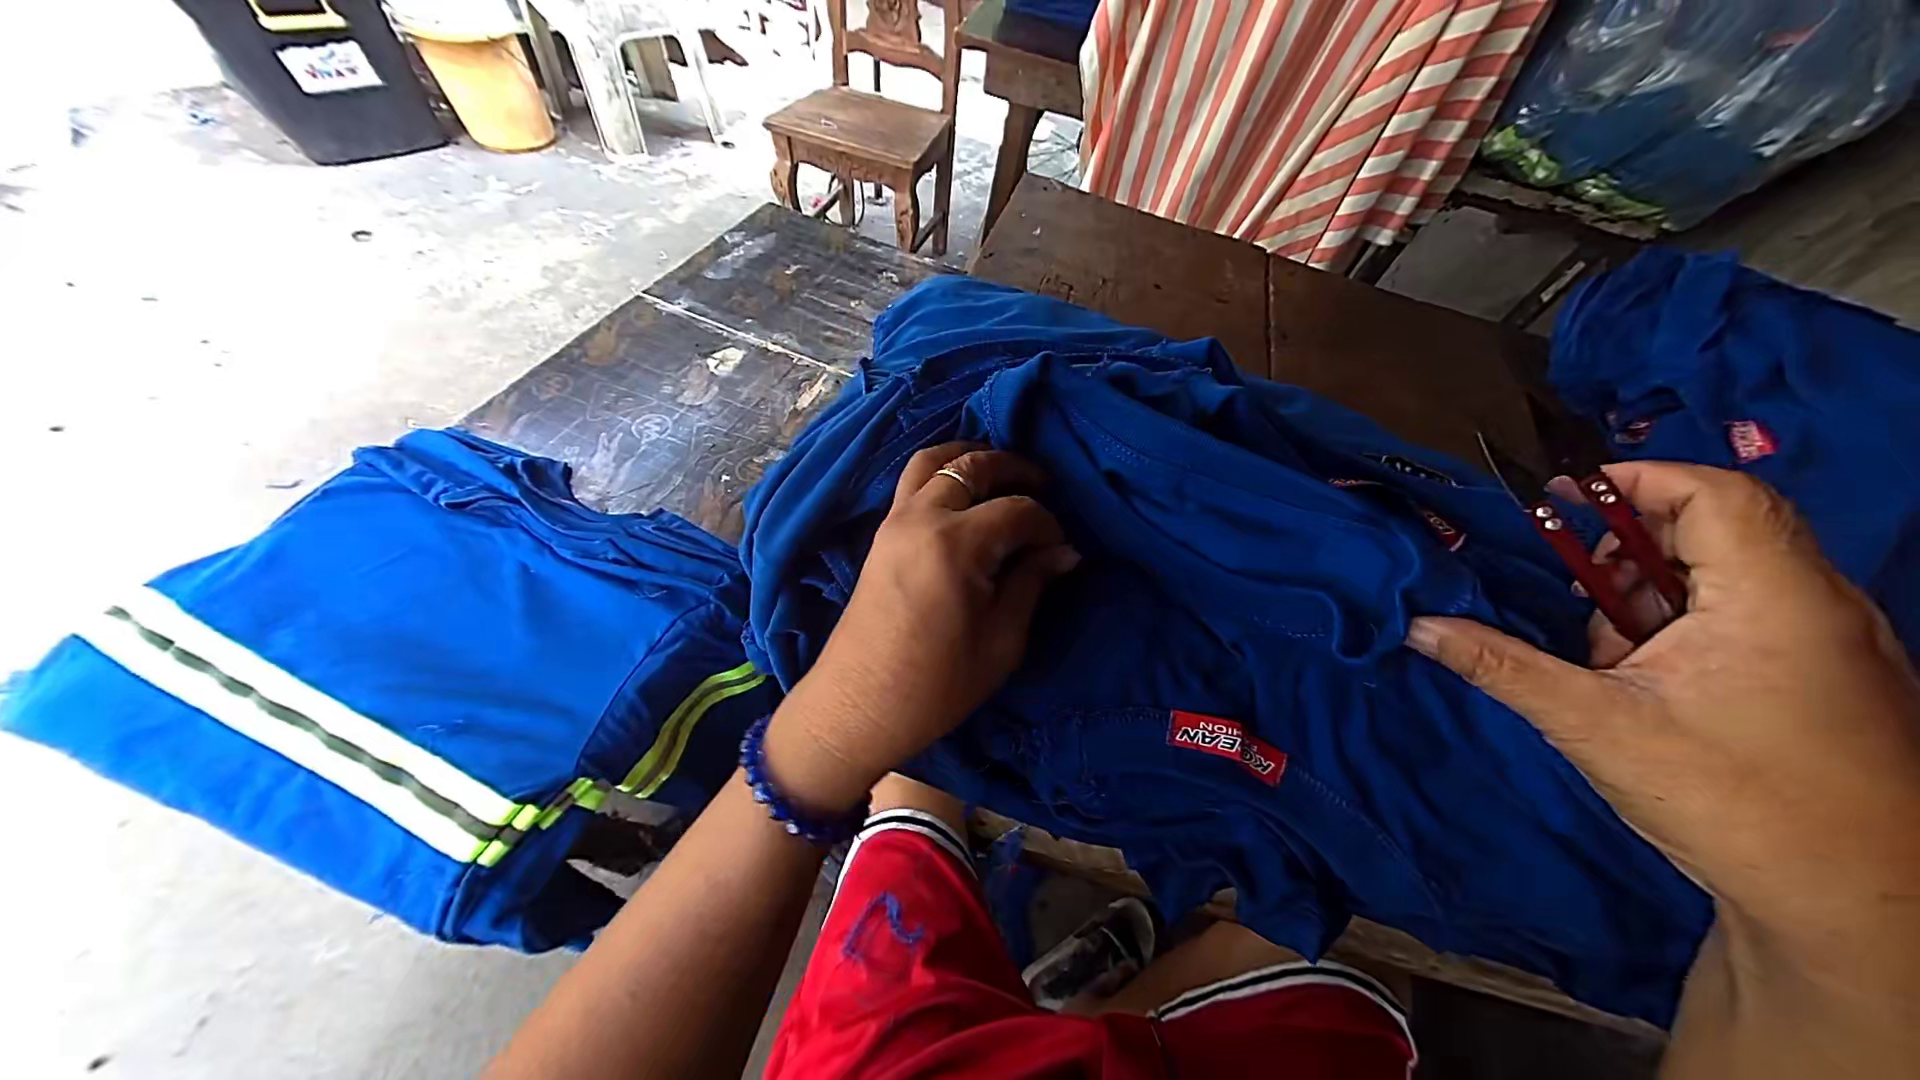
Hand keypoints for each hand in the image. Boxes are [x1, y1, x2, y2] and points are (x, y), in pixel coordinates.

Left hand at [763, 443, 1079, 810]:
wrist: (859, 707)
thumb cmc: (937, 685)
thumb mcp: (1001, 641)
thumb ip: (1031, 584)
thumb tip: (1063, 552)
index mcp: (956, 544)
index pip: (1016, 510)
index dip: (1047, 524)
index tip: (1060, 547)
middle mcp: (921, 518)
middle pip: (971, 465)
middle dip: (1012, 467)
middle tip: (1042, 482)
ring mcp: (894, 523)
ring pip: (931, 462)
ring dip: (969, 458)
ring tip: (1000, 475)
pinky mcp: (880, 536)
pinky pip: (911, 483)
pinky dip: (941, 474)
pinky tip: (964, 496)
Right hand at [1407, 462, 1919, 968]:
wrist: (1858, 912)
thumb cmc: (1732, 802)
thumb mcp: (1594, 725)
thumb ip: (1501, 666)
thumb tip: (1419, 628)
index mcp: (1774, 602)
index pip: (1717, 493)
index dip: (1635, 479)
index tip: (1561, 498)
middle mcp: (1816, 607)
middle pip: (1717, 527)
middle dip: (1627, 545)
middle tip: (1573, 587)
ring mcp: (1826, 642)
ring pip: (1724, 573)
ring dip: (1646, 591)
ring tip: (1607, 651)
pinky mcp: (1819, 675)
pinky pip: (1739, 613)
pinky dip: (1675, 623)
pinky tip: (1642, 677)